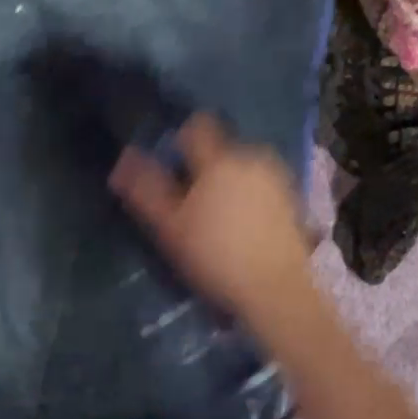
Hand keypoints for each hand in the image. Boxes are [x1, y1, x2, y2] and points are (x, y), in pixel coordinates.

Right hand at [109, 114, 313, 322]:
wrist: (278, 292)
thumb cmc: (217, 257)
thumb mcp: (170, 228)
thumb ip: (145, 189)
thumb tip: (123, 159)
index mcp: (219, 158)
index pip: (198, 126)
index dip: (181, 140)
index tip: (172, 166)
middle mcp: (252, 157)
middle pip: (221, 147)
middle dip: (206, 166)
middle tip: (191, 201)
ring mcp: (277, 177)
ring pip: (243, 166)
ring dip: (230, 181)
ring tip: (219, 218)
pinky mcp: (294, 199)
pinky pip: (262, 185)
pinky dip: (251, 197)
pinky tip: (245, 228)